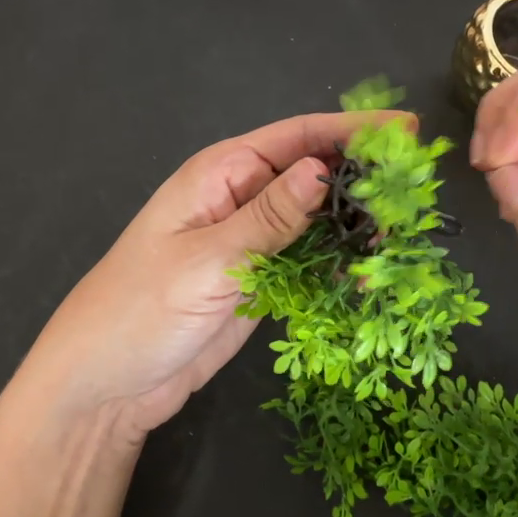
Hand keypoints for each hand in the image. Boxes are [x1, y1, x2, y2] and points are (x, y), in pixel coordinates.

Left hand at [16, 110, 400, 437]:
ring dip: (357, 223)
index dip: (354, 129)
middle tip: (415, 193)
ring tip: (402, 235)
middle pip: (315, 172)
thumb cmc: (140, 310)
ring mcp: (253, 238)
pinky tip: (366, 274)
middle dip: (364, 176)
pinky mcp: (260, 278)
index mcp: (224, 172)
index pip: (299, 136)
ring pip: (318, 217)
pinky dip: (338, 262)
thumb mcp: (207, 261)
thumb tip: (323, 167)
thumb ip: (269, 217)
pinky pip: (309, 258)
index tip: (408, 131)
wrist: (102, 387)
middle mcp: (243, 195)